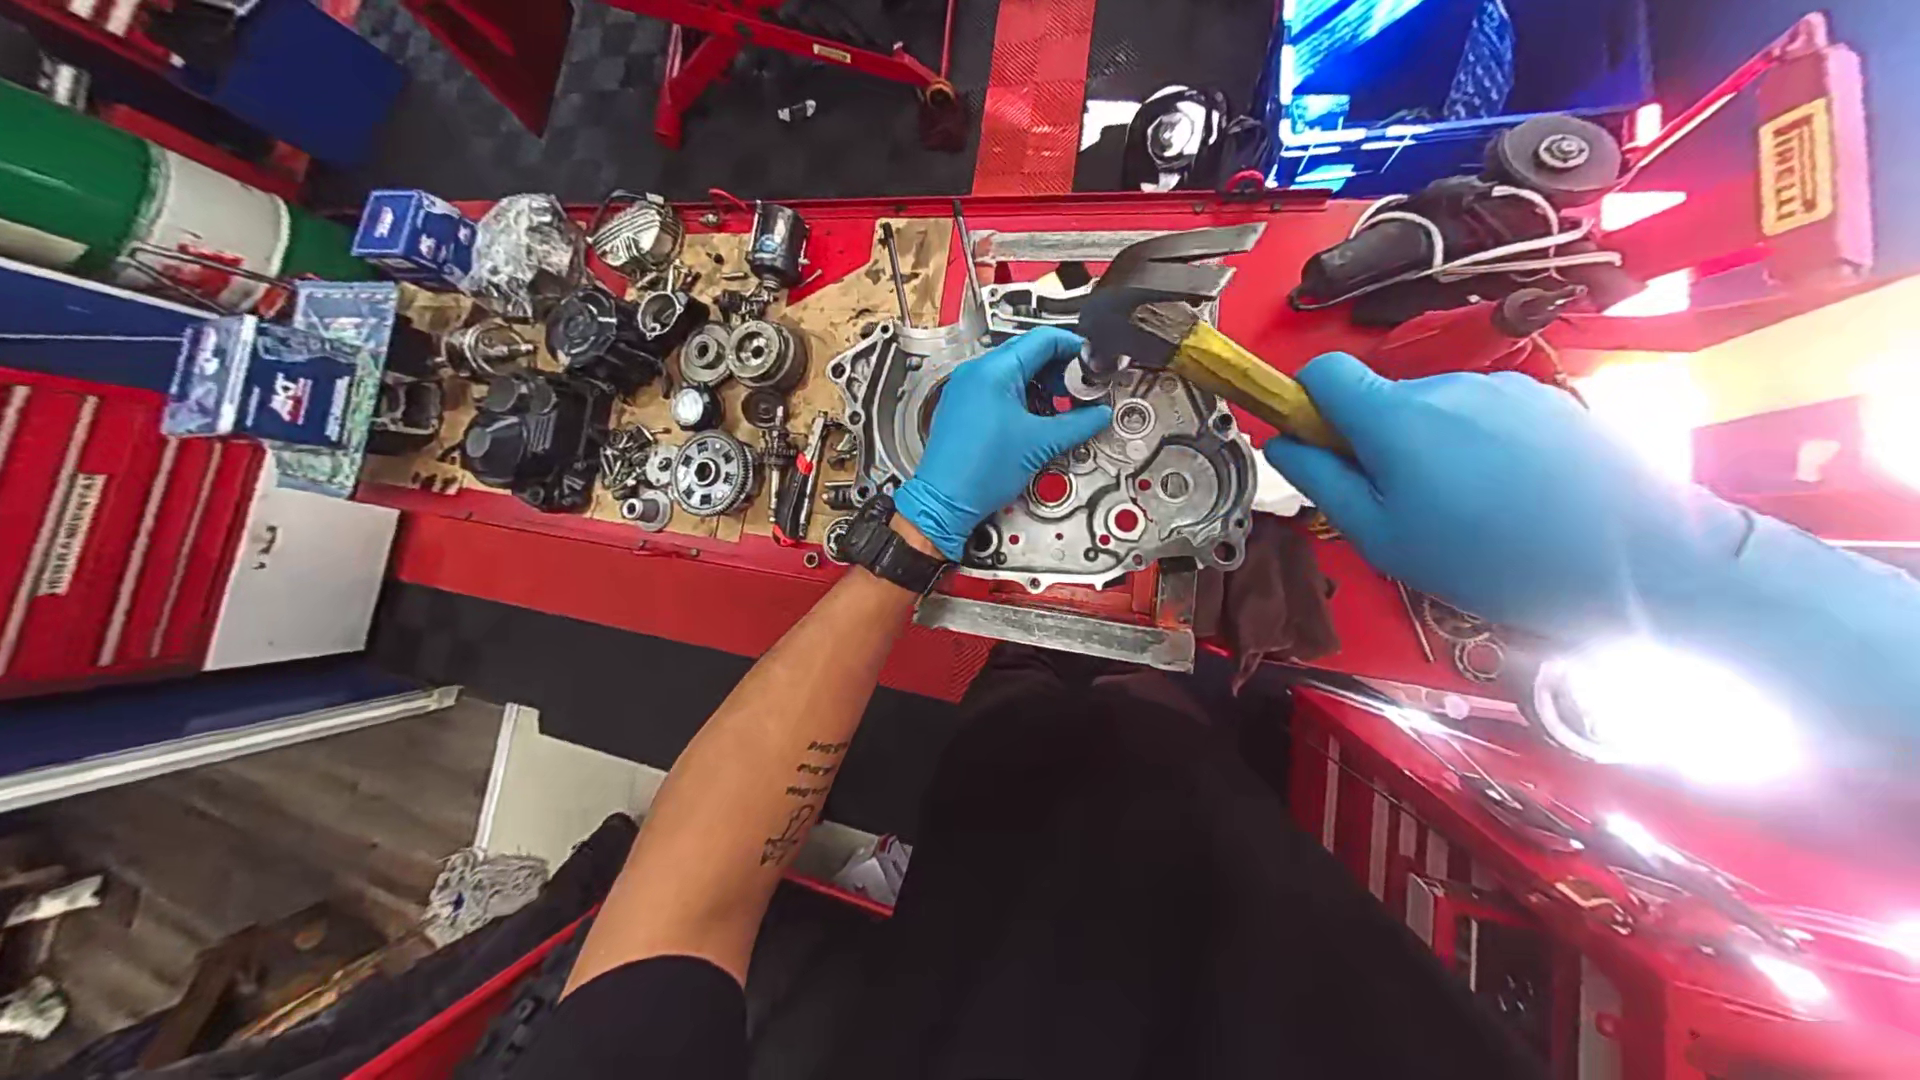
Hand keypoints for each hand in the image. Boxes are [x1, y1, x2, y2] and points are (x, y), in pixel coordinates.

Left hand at [894, 328, 1113, 560]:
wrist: (944, 501)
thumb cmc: (976, 474)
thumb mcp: (1039, 444)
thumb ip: (1077, 424)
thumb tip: (1098, 414)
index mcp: (993, 371)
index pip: (1044, 339)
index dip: (1074, 349)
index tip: (1090, 365)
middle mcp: (976, 373)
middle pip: (1030, 353)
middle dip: (1060, 371)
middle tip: (1079, 391)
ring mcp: (966, 388)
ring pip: (1015, 372)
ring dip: (1043, 386)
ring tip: (1060, 409)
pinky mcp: (964, 406)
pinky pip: (999, 389)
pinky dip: (1023, 398)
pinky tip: (1036, 419)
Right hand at [1262, 353, 1750, 640]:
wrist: (1643, 561)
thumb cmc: (1482, 557)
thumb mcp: (1376, 533)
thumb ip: (1318, 479)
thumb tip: (1280, 442)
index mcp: (1394, 415)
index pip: (1322, 371)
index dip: (1305, 402)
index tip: (1317, 445)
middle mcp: (1444, 385)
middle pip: (1376, 398)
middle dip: (1369, 440)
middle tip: (1397, 502)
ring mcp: (1500, 386)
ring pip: (1427, 408)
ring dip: (1421, 444)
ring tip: (1460, 503)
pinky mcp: (1545, 398)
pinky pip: (1477, 412)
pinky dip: (1468, 442)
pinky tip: (1505, 489)